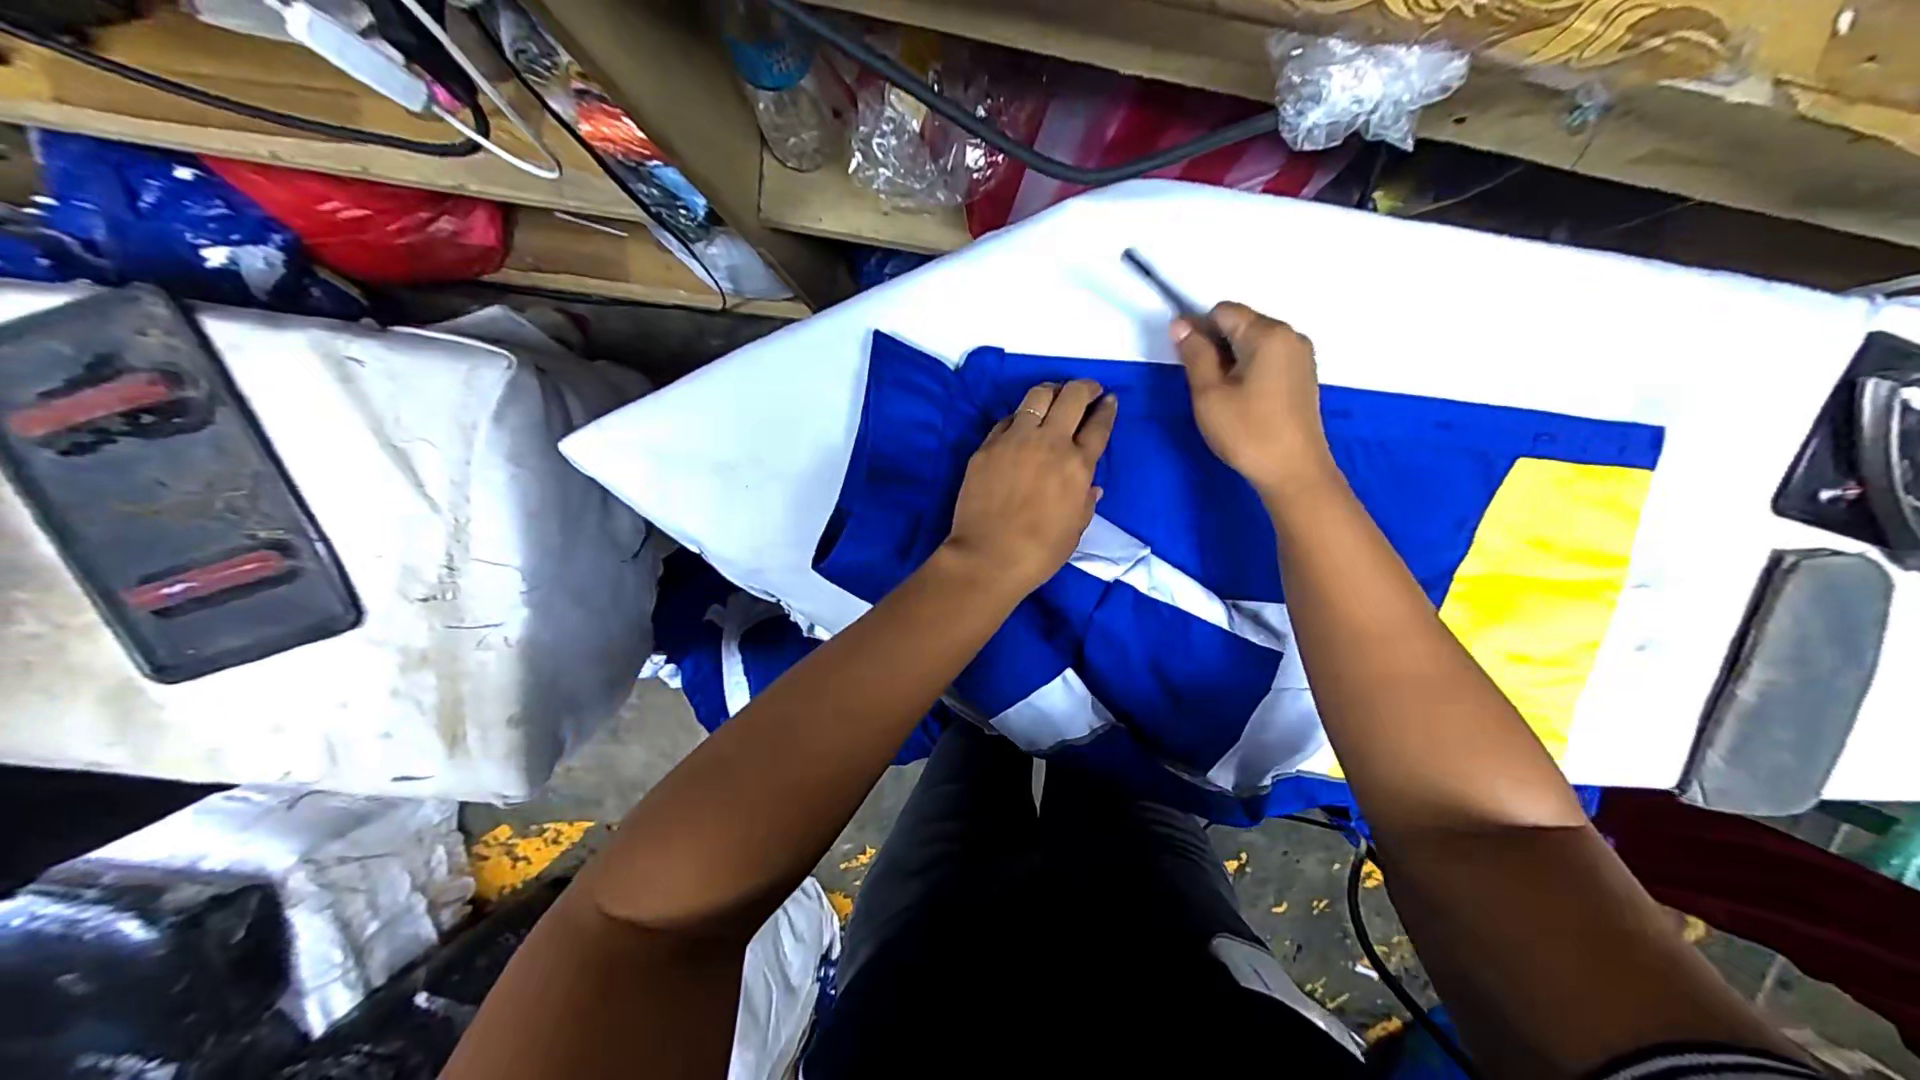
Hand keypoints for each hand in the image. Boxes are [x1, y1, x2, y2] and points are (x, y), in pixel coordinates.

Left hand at [943, 379, 1116, 594]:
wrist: (988, 557)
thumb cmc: (1039, 552)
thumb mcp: (1075, 529)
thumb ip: (1085, 501)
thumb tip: (1091, 486)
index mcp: (1078, 465)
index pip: (1099, 425)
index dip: (1107, 409)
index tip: (1109, 401)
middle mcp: (1049, 443)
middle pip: (1072, 397)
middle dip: (1085, 387)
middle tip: (1088, 390)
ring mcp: (1015, 440)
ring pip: (1037, 396)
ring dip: (1052, 391)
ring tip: (1055, 395)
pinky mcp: (987, 446)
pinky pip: (1008, 419)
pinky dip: (1021, 416)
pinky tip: (1022, 423)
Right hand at [1174, 302, 1337, 496]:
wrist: (1293, 471)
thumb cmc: (1247, 431)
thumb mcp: (1209, 393)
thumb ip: (1194, 353)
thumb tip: (1180, 324)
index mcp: (1268, 333)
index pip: (1223, 311)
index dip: (1197, 329)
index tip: (1185, 361)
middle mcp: (1290, 335)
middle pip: (1240, 324)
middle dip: (1215, 345)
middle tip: (1203, 384)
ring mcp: (1301, 356)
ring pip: (1253, 343)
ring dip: (1231, 359)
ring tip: (1222, 395)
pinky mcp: (1303, 376)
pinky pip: (1268, 358)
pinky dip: (1248, 369)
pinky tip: (1242, 399)